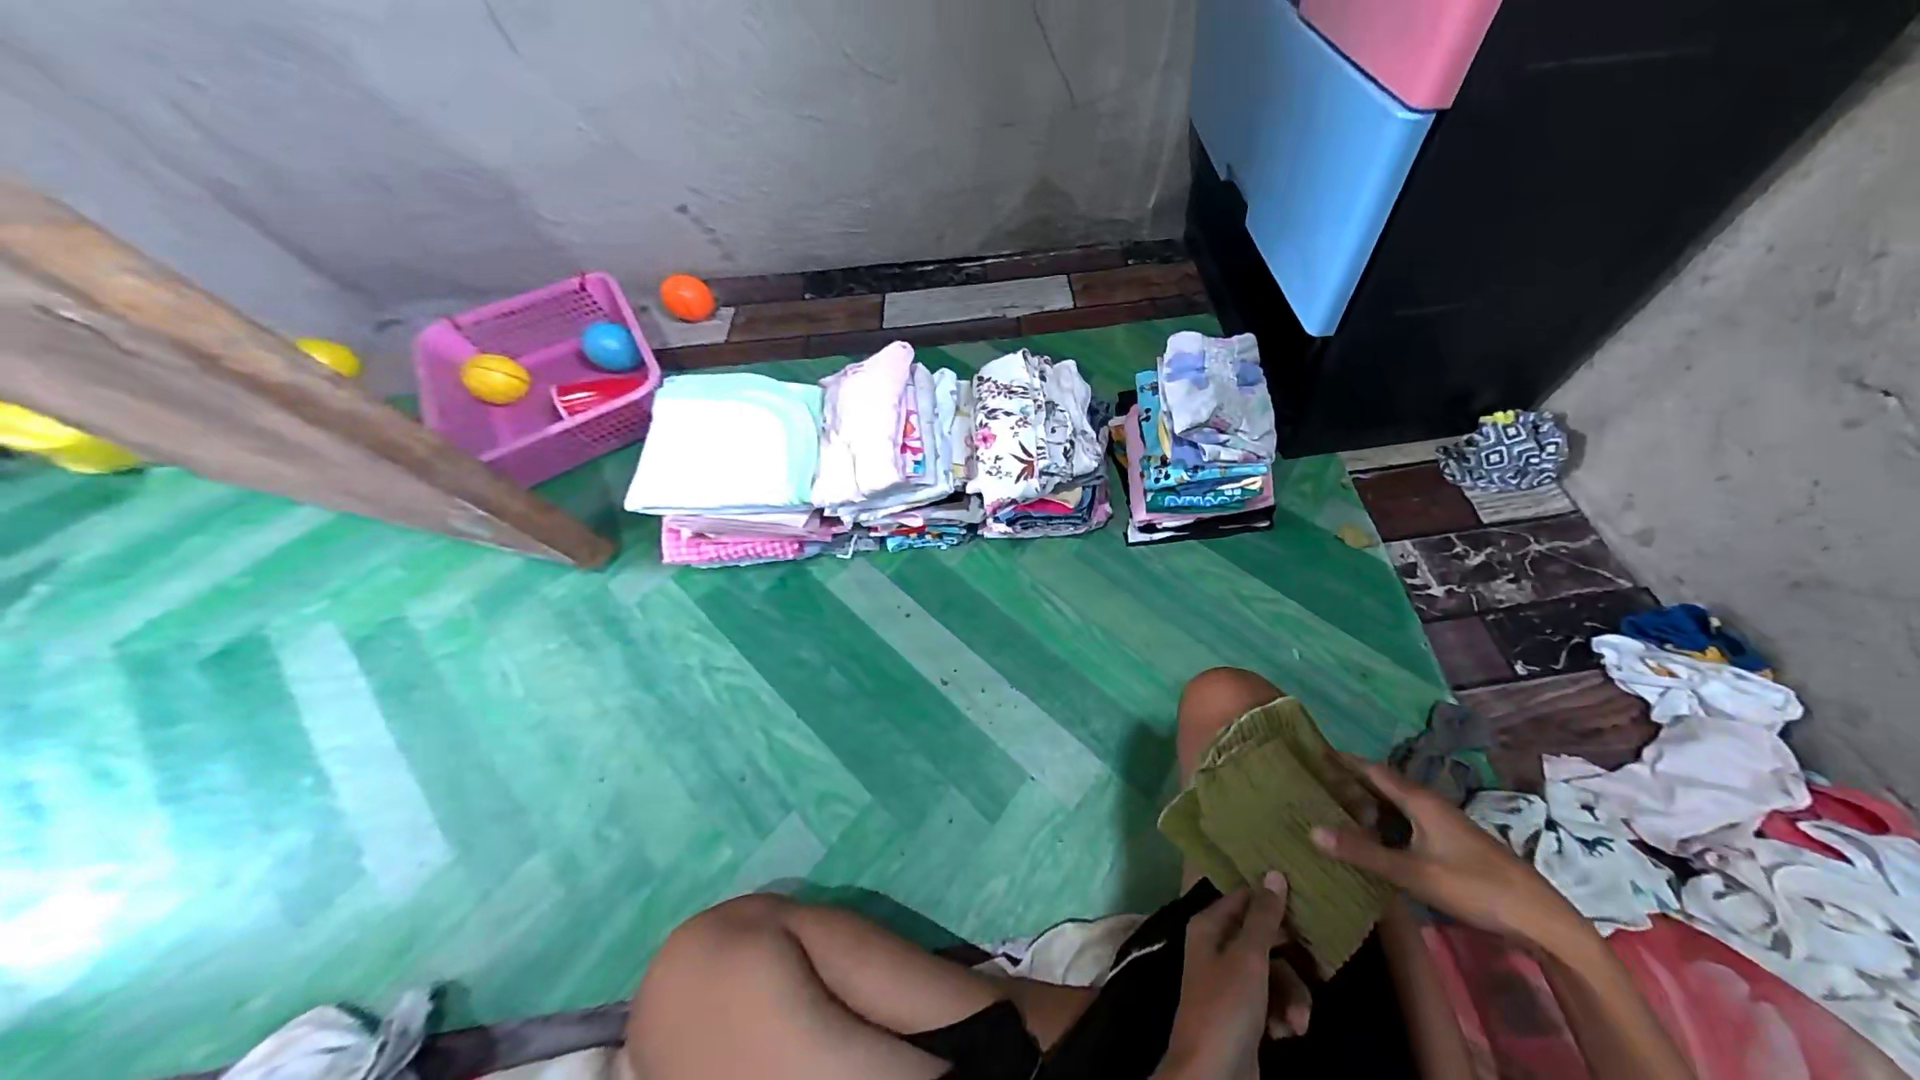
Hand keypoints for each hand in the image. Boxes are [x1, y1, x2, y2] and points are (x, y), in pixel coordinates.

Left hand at [1155, 872, 1310, 1079]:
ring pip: (1275, 973)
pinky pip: (1273, 1001)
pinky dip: (1283, 1016)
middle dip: (1293, 958)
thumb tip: (1273, 872)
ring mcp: (1231, 982)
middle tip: (1318, 966)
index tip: (1308, 903)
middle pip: (1264, 937)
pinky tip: (1287, 1033)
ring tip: (1297, 1021)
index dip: (1274, 900)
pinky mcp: (1244, 1013)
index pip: (1245, 898)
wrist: (1212, 1074)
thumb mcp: (1249, 957)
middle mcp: (1217, 947)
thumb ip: (1263, 917)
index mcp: (1209, 926)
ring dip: (1292, 997)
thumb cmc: (1226, 1006)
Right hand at [1311, 754, 1586, 948]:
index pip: (1373, 769)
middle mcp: (1430, 805)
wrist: (1541, 919)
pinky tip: (1371, 836)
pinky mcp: (1450, 843)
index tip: (1312, 752)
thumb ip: (1364, 852)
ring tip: (1332, 805)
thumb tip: (1311, 830)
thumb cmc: (1475, 887)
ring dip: (1367, 802)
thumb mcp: (1413, 872)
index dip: (1343, 760)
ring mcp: (1443, 824)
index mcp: (1420, 801)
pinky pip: (1406, 820)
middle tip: (1314, 780)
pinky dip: (1383, 820)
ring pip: (1396, 803)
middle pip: (1383, 784)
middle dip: (1350, 779)